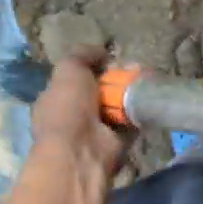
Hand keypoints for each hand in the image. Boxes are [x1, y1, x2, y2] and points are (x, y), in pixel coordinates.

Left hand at [30, 45, 131, 180]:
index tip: (108, 58)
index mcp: (54, 100)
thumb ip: (82, 54)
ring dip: (129, 91)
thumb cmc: (68, 107)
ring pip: (115, 104)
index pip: (73, 79)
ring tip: (143, 76)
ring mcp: (94, 132)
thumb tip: (101, 52)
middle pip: (97, 91)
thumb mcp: (69, 69)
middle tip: (131, 66)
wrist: (81, 151)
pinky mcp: (116, 143)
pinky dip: (140, 108)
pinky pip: (130, 120)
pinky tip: (148, 94)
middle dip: (114, 78)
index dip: (90, 67)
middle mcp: (72, 116)